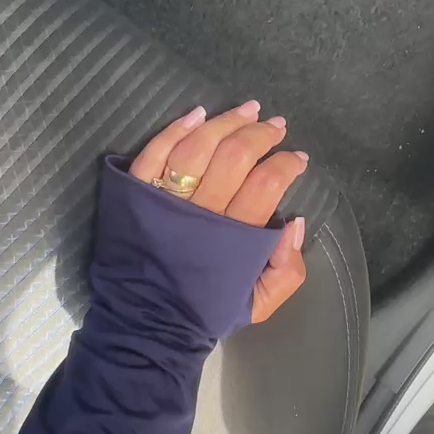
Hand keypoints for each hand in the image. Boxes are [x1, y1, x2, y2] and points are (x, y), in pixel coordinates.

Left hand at [130, 101, 309, 322]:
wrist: (144, 324)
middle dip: (261, 134)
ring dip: (226, 121)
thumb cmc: (206, 309)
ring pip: (198, 146)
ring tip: (248, 109)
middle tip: (277, 126)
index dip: (287, 164)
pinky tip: (198, 113)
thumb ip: (288, 269)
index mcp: (235, 238)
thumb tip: (295, 222)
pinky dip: (176, 129)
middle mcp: (201, 213)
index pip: (267, 183)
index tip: (298, 158)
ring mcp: (165, 200)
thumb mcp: (260, 302)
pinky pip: (155, 153)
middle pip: (235, 156)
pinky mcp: (134, 194)